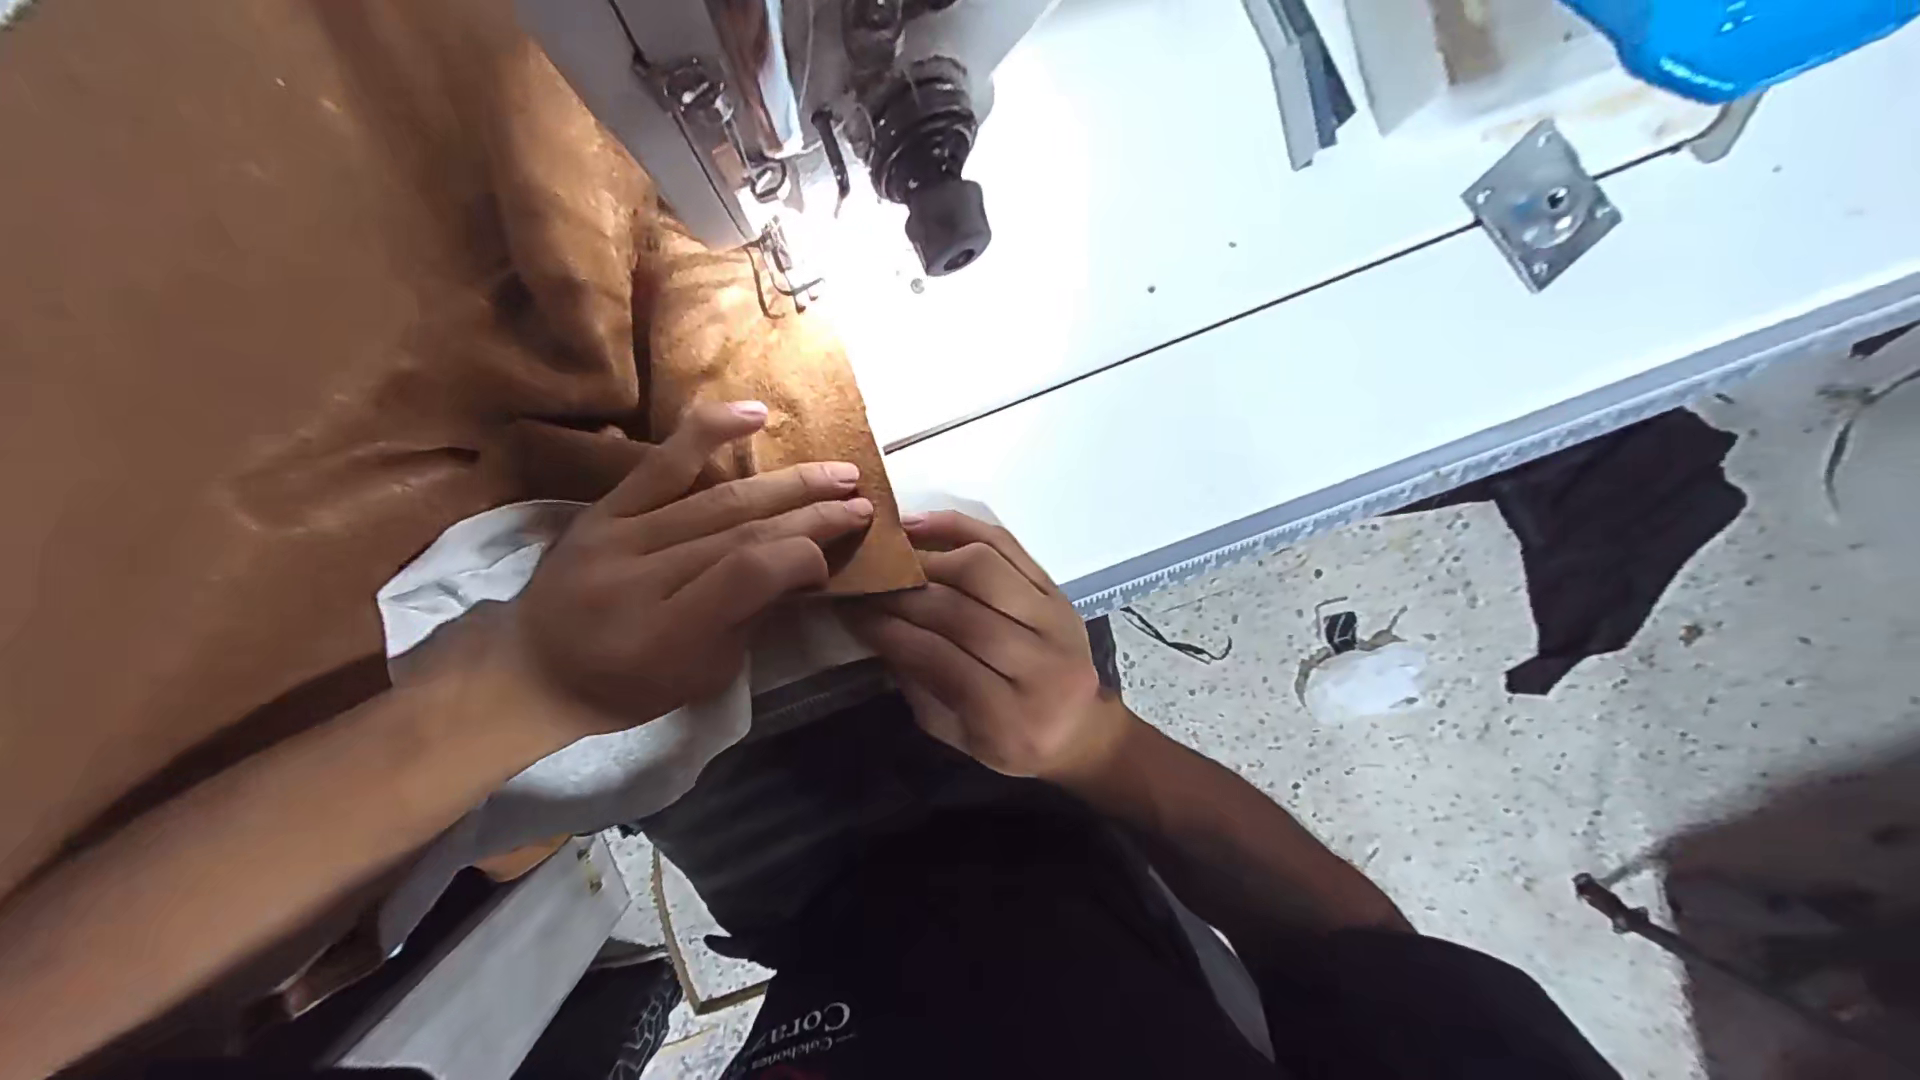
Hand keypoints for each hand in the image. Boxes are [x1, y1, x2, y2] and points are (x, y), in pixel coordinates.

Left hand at [477, 400, 873, 737]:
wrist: (533, 670)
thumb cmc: (629, 687)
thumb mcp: (704, 675)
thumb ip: (752, 616)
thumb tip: (802, 563)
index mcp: (667, 632)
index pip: (749, 572)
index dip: (802, 558)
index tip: (829, 562)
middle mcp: (641, 576)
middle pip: (742, 530)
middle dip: (813, 513)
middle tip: (861, 502)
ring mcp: (618, 536)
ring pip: (719, 497)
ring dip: (788, 482)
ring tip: (838, 473)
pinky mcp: (604, 509)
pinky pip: (661, 465)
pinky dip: (708, 434)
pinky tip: (754, 414)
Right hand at [846, 511, 1132, 783]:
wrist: (1082, 729)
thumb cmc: (1012, 742)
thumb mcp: (957, 735)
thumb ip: (919, 684)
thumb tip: (877, 626)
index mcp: (1011, 718)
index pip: (939, 660)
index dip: (889, 631)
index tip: (851, 612)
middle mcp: (1040, 665)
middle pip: (959, 611)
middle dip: (903, 594)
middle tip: (865, 582)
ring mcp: (1055, 620)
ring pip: (985, 568)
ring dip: (930, 556)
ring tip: (894, 553)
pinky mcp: (1058, 591)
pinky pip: (1008, 545)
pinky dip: (962, 527)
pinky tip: (923, 524)